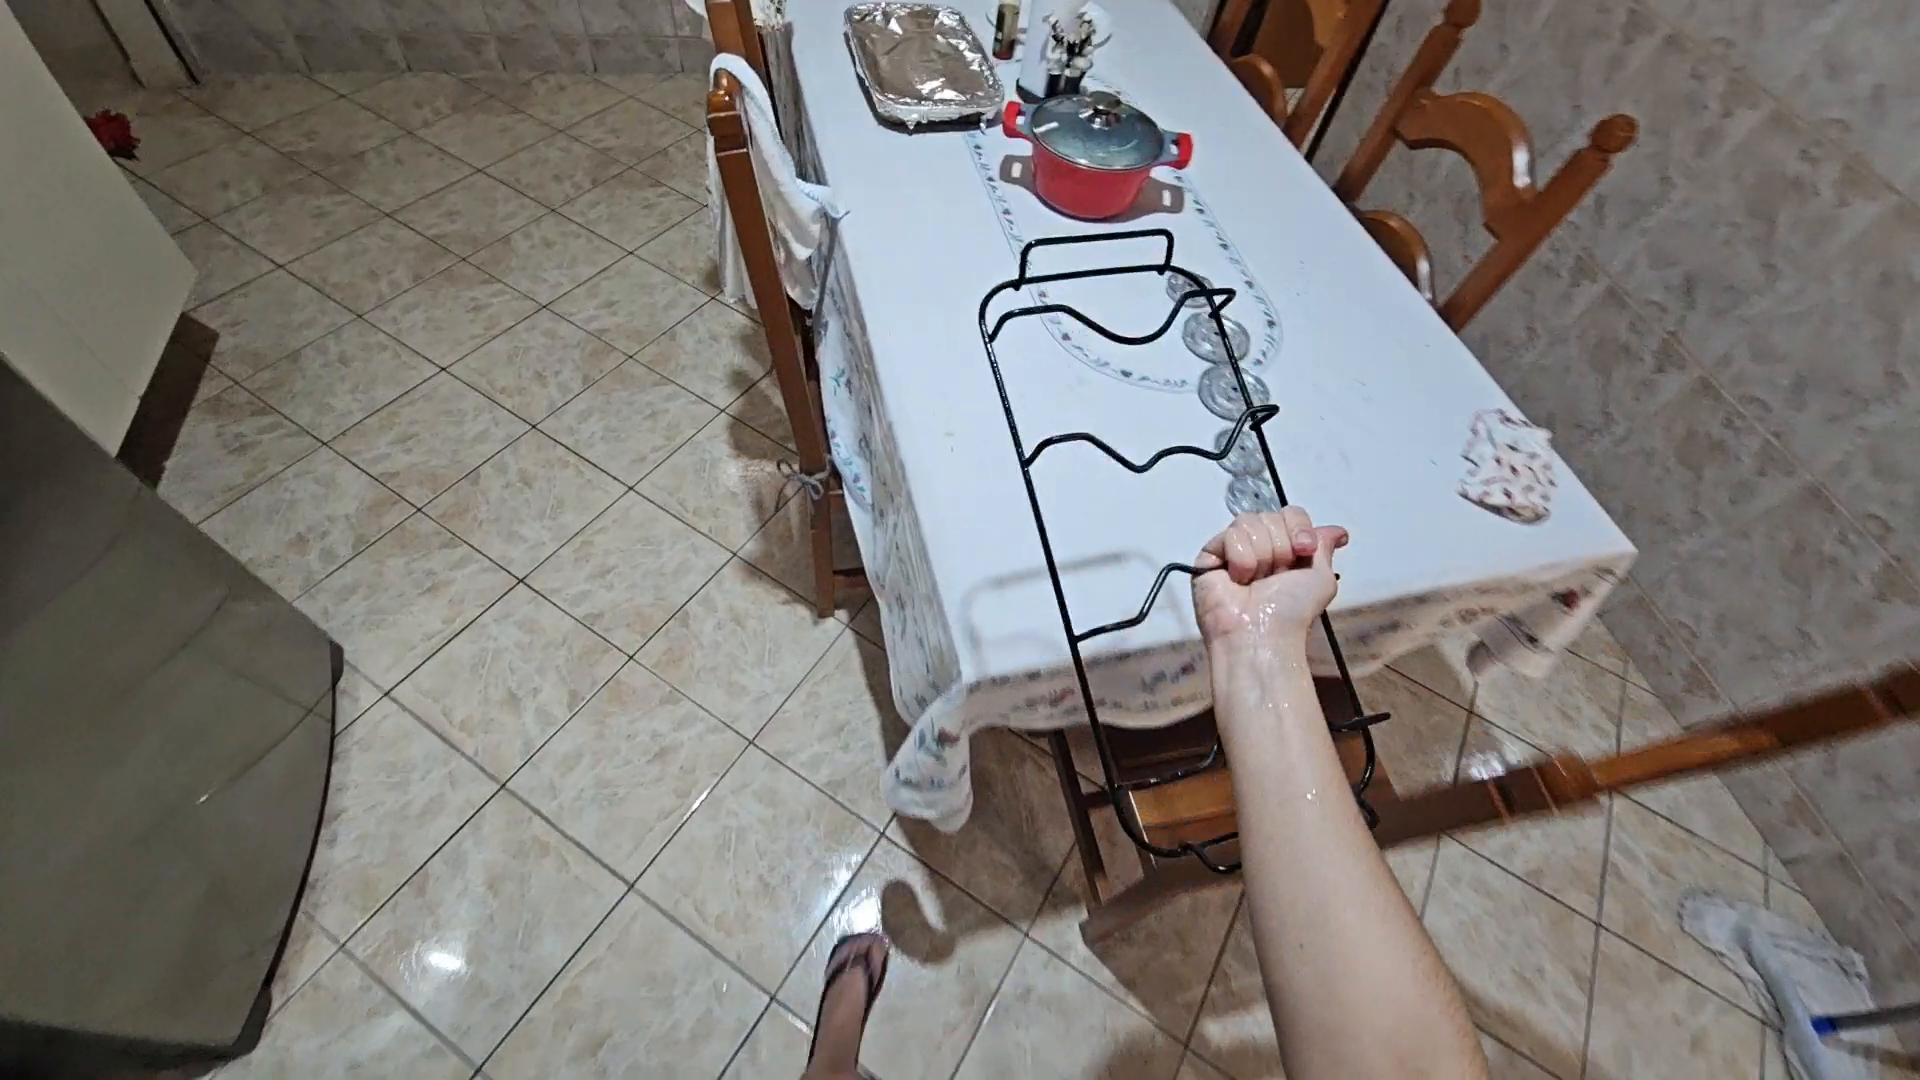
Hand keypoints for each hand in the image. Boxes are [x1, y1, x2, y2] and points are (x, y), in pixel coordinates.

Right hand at [1191, 508, 1348, 649]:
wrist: (1262, 632)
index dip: (1299, 528)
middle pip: (1269, 516)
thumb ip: (1324, 547)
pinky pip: (1229, 535)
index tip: (1303, 551)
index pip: (1290, 513)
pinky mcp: (1209, 555)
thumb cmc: (1291, 611)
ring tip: (1254, 581)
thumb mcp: (1321, 579)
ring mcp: (1231, 549)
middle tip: (1275, 575)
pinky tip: (1238, 579)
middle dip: (1279, 547)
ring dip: (1261, 555)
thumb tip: (1338, 532)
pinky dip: (1241, 559)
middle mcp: (1258, 544)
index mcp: (1284, 547)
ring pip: (1248, 522)